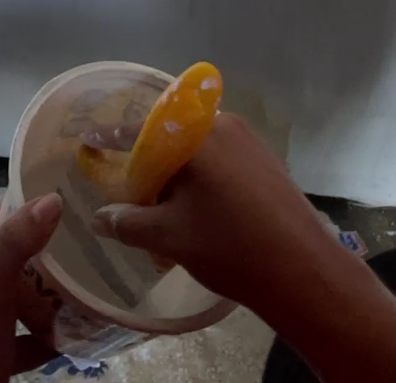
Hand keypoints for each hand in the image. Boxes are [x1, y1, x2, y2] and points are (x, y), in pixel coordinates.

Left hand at [0, 195, 61, 382]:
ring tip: (81, 282)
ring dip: (46, 292)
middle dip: (40, 248)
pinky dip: (49, 335)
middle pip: (8, 257)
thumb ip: (15, 244)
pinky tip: (73, 334)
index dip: (15, 207)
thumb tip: (51, 199)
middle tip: (77, 242)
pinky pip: (27, 337)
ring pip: (19, 297)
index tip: (52, 200)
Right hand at [88, 113, 336, 306]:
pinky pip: (222, 155)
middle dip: (150, 156)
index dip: (112, 137)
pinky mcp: (266, 159)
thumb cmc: (229, 245)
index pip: (139, 130)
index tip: (90, 139)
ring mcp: (248, 140)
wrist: (304, 271)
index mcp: (193, 135)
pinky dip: (204, 172)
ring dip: (179, 168)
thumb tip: (99, 218)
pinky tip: (201, 204)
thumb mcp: (168, 236)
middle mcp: (221, 124)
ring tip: (167, 200)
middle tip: (134, 181)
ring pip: (198, 145)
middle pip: (170, 134)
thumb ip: (128, 222)